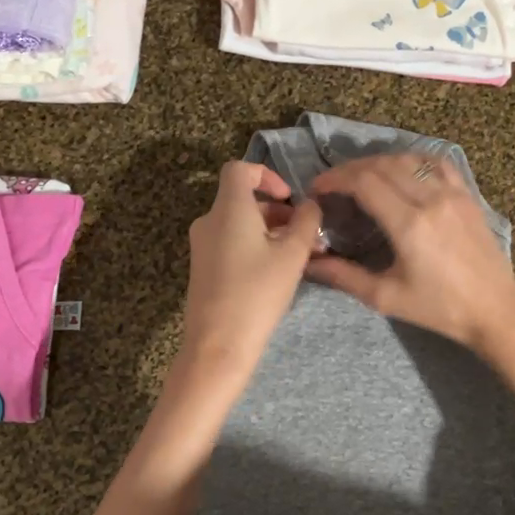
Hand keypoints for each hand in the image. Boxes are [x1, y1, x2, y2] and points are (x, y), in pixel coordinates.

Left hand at [175, 161, 322, 395]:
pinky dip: (255, 246)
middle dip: (276, 210)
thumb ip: (307, 222)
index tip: (290, 197)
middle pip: (242, 199)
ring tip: (299, 254)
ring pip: (239, 223)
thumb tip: (311, 205)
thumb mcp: (293, 254)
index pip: (239, 169)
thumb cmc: (258, 293)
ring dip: (269, 230)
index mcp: (228, 209)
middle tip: (305, 232)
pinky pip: (231, 243)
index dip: (266, 174)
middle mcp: (210, 221)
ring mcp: (202, 246)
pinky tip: (278, 271)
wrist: (218, 345)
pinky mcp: (203, 268)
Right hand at [307, 153, 514, 353]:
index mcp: (409, 224)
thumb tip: (309, 262)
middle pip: (382, 165)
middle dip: (351, 169)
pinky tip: (402, 172)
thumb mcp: (387, 297)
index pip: (364, 182)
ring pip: (409, 159)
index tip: (317, 188)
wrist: (495, 310)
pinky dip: (413, 161)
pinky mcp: (468, 195)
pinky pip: (437, 163)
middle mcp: (431, 199)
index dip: (336, 179)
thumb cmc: (440, 309)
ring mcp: (453, 193)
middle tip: (333, 183)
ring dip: (379, 162)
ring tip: (362, 177)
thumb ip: (344, 276)